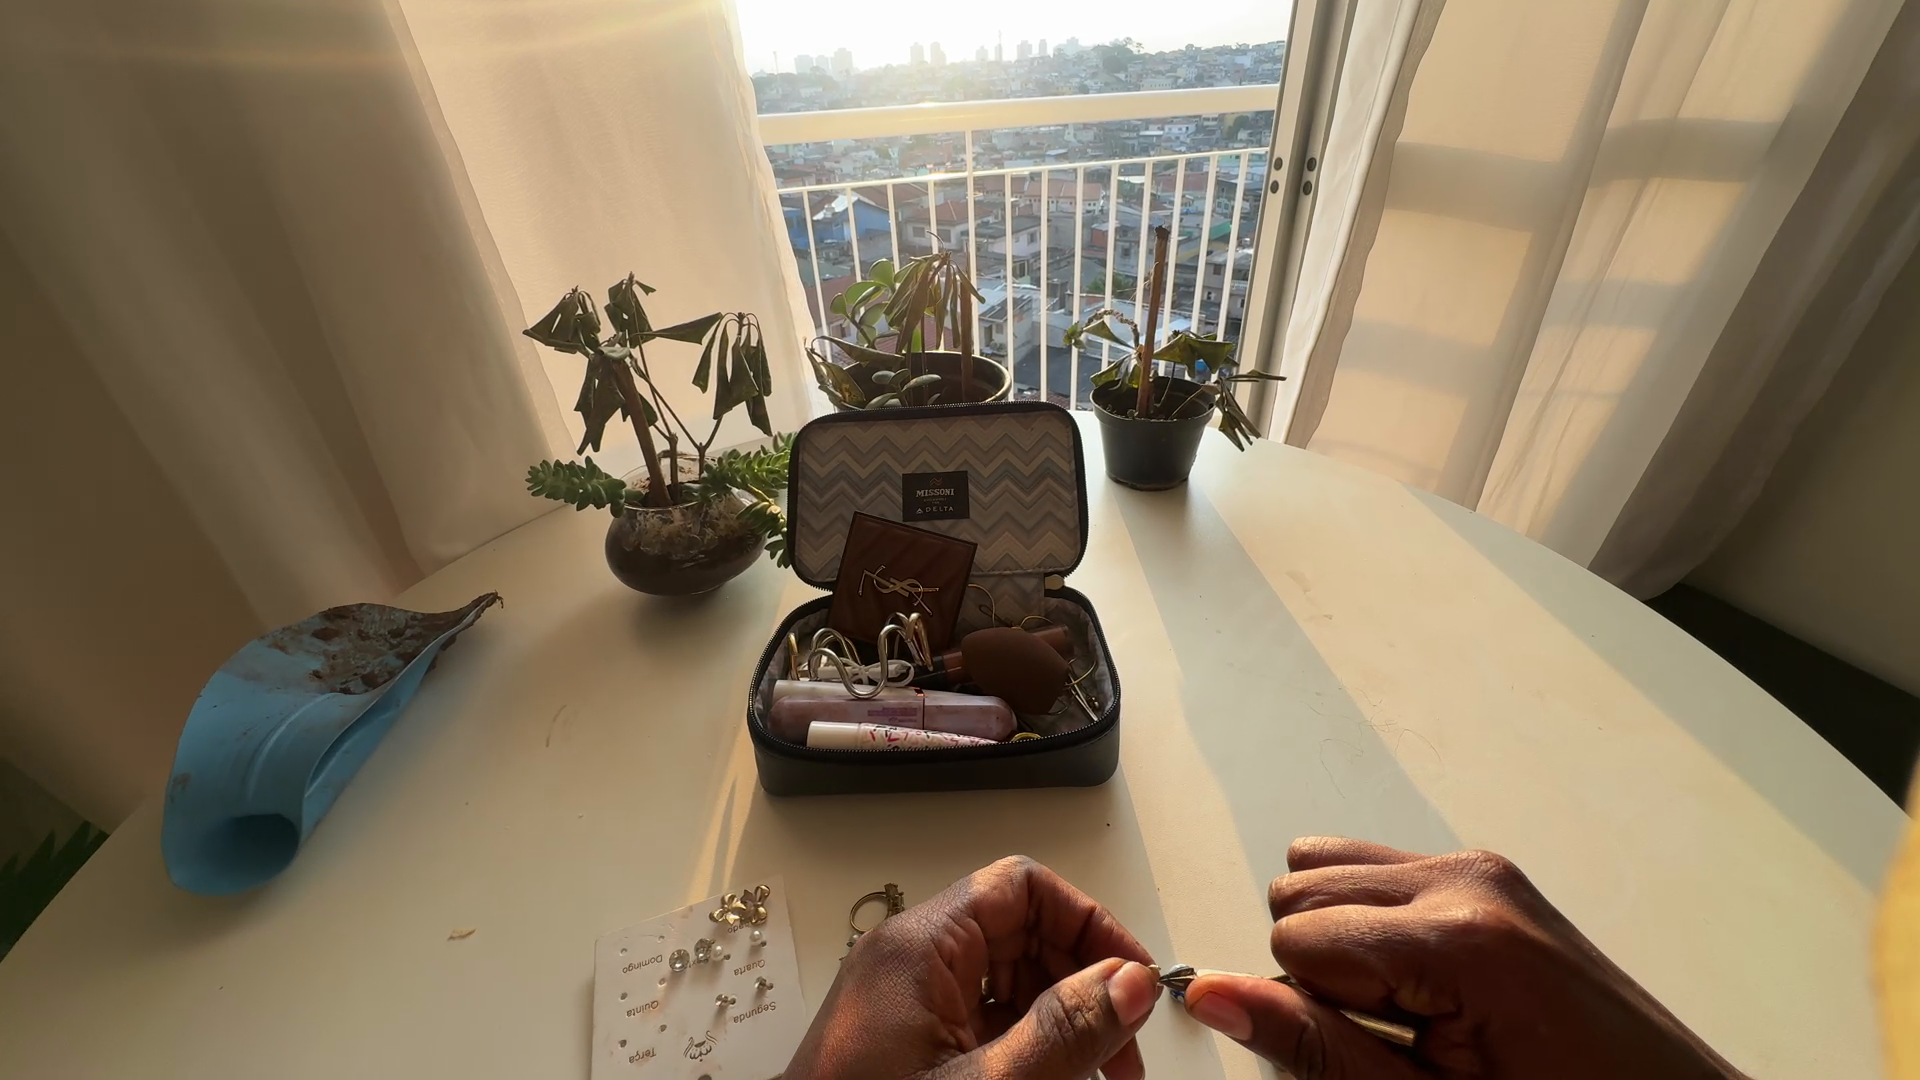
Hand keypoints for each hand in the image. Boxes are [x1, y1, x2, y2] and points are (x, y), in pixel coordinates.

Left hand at [784, 856, 1161, 1079]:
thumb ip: (1061, 1032)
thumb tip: (1134, 978)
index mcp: (922, 942)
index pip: (1020, 885)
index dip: (1086, 920)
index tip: (1133, 981)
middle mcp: (913, 954)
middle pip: (1019, 930)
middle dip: (1082, 979)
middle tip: (1126, 1055)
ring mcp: (908, 997)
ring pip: (1007, 977)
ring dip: (1061, 1018)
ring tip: (1103, 1076)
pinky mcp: (908, 1036)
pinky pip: (982, 1016)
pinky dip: (1026, 1043)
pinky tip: (1055, 1079)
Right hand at [1181, 838, 1745, 1079]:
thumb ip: (1311, 1046)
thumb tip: (1209, 991)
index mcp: (1462, 938)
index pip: (1296, 937)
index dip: (1315, 1009)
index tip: (1381, 1056)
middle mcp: (1465, 878)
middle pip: (1300, 890)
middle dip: (1321, 968)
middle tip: (1396, 1037)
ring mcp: (1476, 866)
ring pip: (1318, 865)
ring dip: (1336, 935)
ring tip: (1408, 1007)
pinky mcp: (1480, 868)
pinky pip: (1362, 860)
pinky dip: (1362, 913)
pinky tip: (1415, 975)